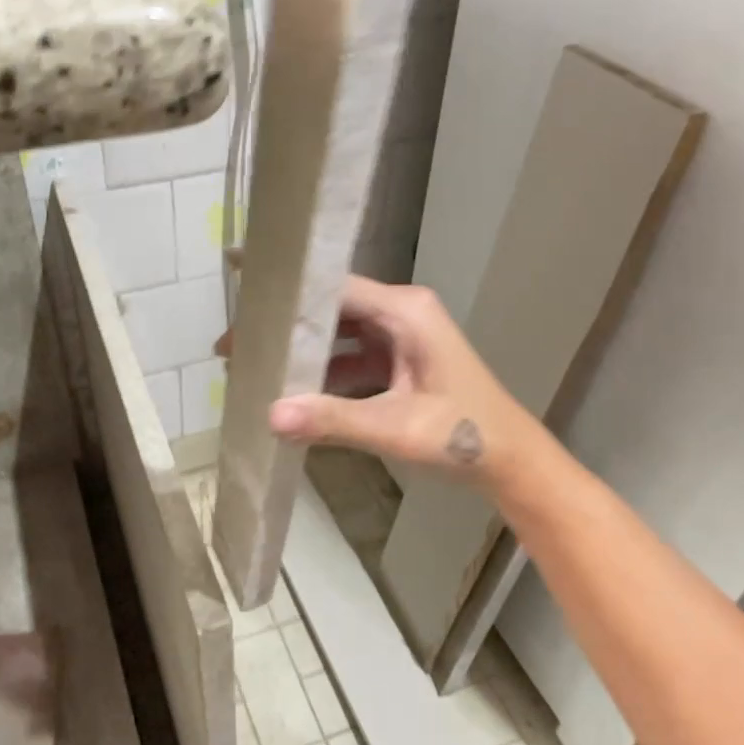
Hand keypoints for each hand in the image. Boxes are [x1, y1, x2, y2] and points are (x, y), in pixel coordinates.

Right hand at [217, 276, 551, 486]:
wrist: (511, 462)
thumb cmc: (465, 437)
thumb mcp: (396, 429)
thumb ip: (334, 419)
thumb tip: (270, 416)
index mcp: (405, 312)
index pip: (334, 285)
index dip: (288, 285)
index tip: (241, 281)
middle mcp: (401, 313)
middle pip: (330, 308)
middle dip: (284, 326)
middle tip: (232, 345)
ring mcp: (401, 337)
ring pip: (337, 334)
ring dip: (300, 351)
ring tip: (252, 368)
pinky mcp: (400, 361)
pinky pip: (351, 357)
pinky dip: (323, 372)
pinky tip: (291, 391)